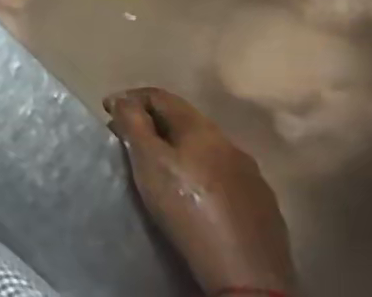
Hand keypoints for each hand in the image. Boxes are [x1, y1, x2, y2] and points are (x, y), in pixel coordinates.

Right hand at [105, 87, 296, 294]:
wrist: (246, 275)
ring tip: (160, 170)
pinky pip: (224, 178)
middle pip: (184, 122)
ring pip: (206, 151)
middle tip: (128, 141)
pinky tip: (195, 196)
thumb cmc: (187, 207)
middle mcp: (232, 145)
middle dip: (153, 126)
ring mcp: (253, 177)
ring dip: (179, 152)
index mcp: (203, 128)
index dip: (130, 98)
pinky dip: (201, 176)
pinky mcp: (264, 208)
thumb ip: (132, 123)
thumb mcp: (147, 160)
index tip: (107, 112)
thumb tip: (122, 99)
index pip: (160, 96)